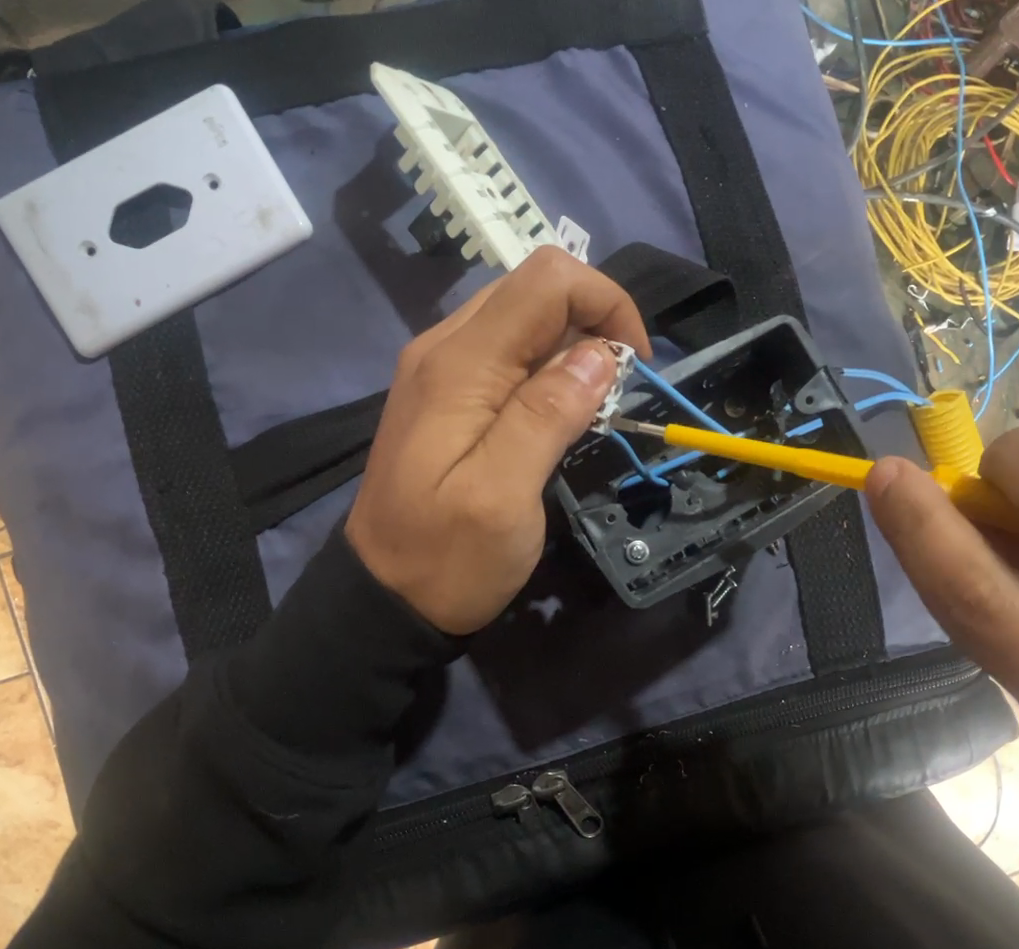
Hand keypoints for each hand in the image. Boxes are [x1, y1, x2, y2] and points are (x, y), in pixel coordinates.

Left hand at [346, 248, 648, 634]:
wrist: (384, 597)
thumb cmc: (448, 558)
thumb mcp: (503, 496)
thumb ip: (547, 416)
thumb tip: (600, 353)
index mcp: (460, 364)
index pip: (546, 281)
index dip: (605, 303)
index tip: (633, 367)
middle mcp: (444, 348)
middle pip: (533, 289)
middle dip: (591, 323)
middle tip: (615, 393)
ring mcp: (440, 370)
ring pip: (521, 318)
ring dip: (570, 347)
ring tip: (591, 409)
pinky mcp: (444, 395)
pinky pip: (504, 353)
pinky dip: (544, 368)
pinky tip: (554, 416)